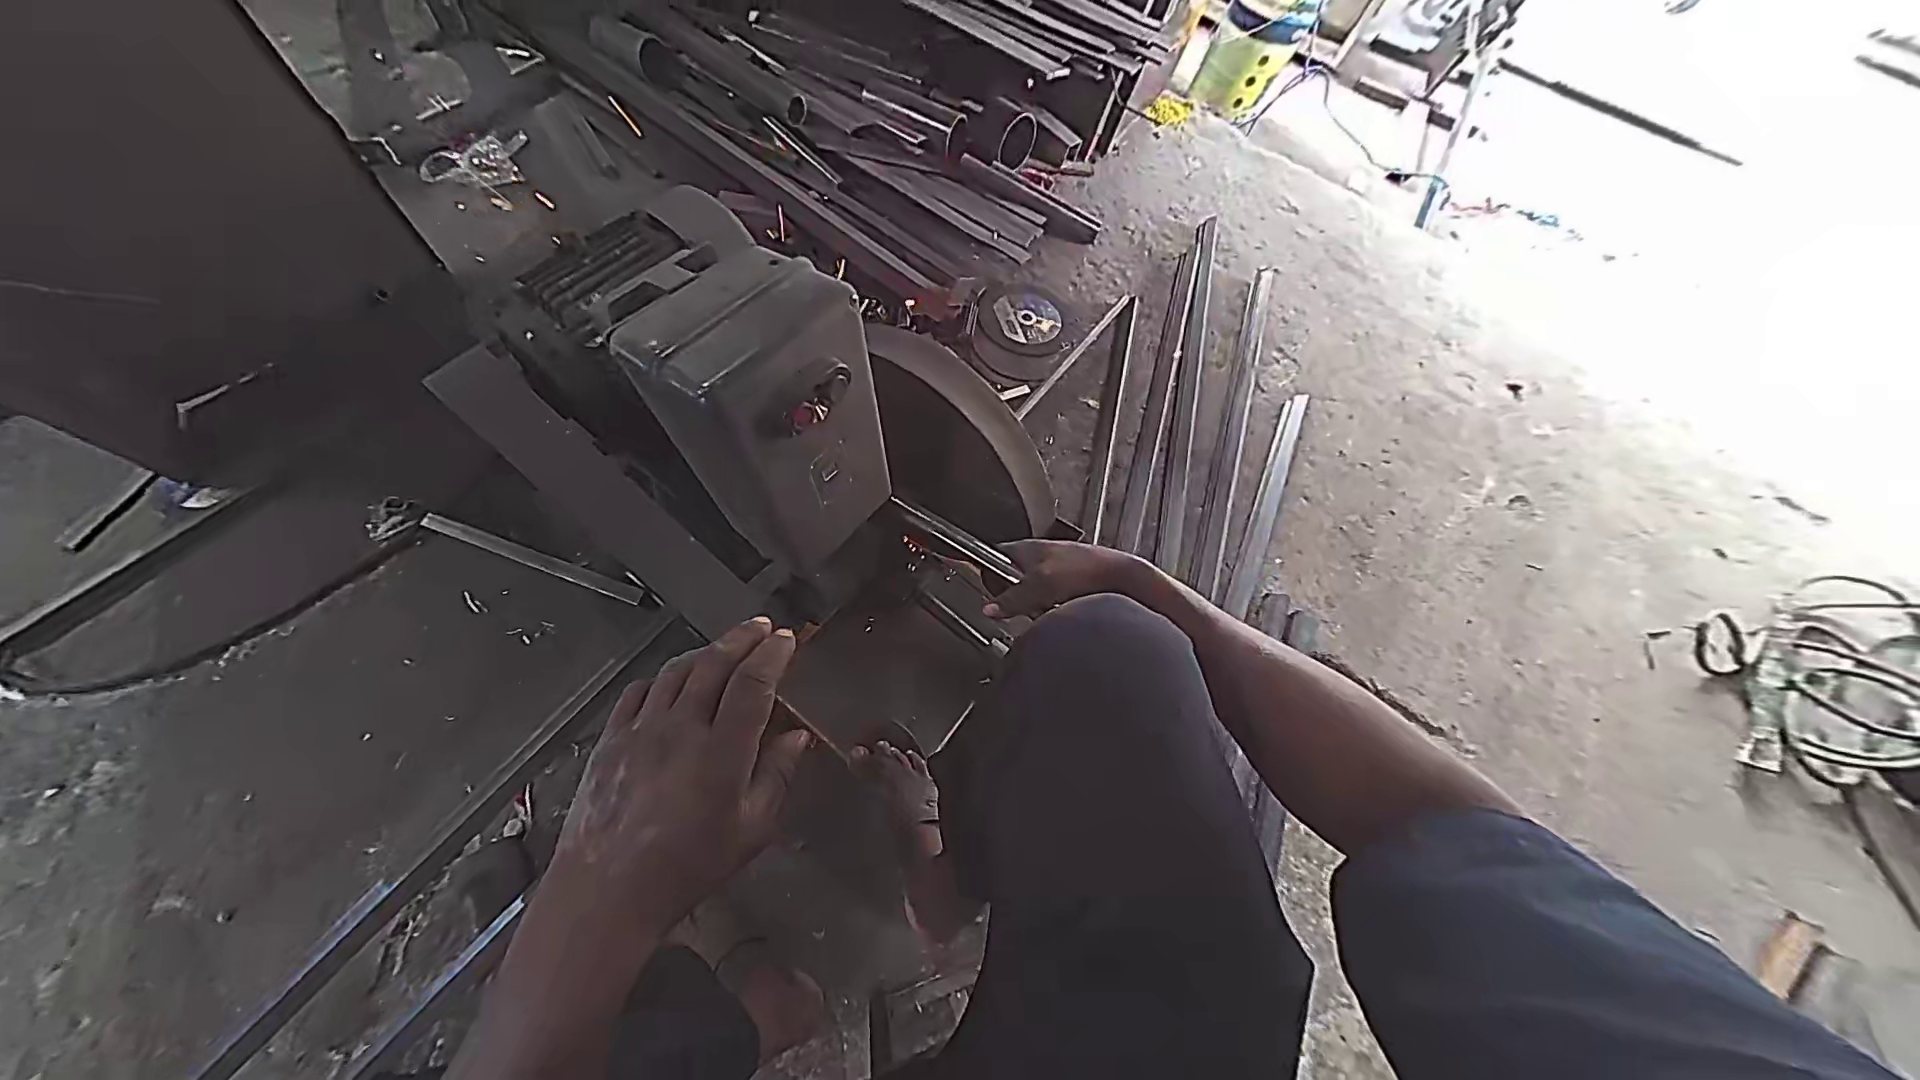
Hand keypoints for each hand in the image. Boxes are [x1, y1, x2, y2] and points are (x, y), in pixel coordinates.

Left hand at [552, 617, 812, 935]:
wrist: (606, 894)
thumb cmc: (687, 867)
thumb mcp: (751, 830)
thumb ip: (778, 775)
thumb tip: (797, 736)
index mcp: (722, 751)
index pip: (753, 683)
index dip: (773, 655)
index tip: (786, 640)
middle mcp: (681, 729)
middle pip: (715, 664)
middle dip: (743, 638)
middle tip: (762, 627)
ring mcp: (641, 730)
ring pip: (677, 670)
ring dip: (707, 651)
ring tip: (725, 647)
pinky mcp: (611, 740)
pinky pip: (639, 691)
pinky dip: (663, 676)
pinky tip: (673, 680)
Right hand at [982, 540, 1151, 618]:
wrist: (1122, 580)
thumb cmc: (1085, 570)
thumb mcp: (1039, 586)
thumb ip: (1011, 598)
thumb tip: (989, 608)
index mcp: (1025, 548)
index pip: (990, 555)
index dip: (982, 570)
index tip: (970, 576)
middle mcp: (1038, 557)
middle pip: (1009, 581)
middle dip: (1012, 598)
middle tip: (1022, 606)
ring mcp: (1054, 571)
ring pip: (1029, 595)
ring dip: (1035, 607)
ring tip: (1047, 610)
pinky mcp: (1068, 586)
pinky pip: (1048, 603)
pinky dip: (1051, 610)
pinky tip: (1060, 613)